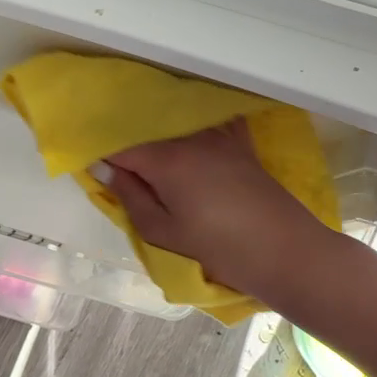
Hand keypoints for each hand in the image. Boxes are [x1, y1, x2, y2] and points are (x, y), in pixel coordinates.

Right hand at [98, 122, 329, 296]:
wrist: (286, 252)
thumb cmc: (218, 249)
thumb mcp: (161, 231)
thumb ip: (129, 196)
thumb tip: (103, 169)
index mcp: (166, 159)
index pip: (118, 146)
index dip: (100, 156)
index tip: (90, 169)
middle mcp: (190, 138)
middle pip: (145, 131)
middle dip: (125, 144)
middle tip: (113, 169)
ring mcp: (218, 136)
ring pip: (174, 125)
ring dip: (154, 134)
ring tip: (143, 157)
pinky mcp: (238, 143)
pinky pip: (204, 124)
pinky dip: (188, 127)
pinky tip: (183, 138)